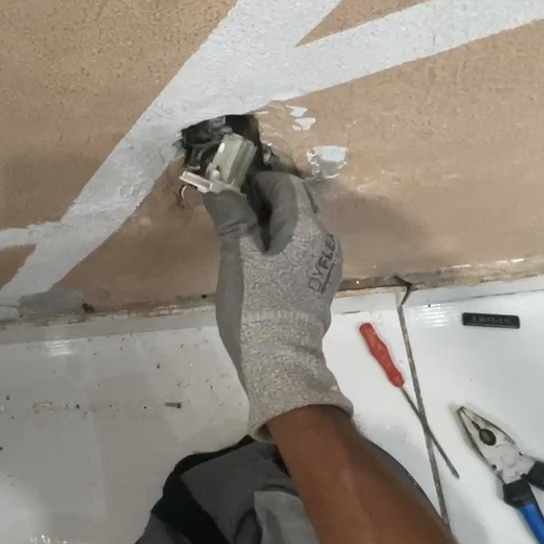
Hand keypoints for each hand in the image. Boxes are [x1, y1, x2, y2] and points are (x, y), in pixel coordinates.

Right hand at [203, 170, 350, 434]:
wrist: (280, 363)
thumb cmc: (257, 307)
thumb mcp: (237, 258)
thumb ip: (231, 218)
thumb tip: (219, 187)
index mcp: (306, 228)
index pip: (286, 185)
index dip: (258, 179)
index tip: (230, 185)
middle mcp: (324, 239)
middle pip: (297, 203)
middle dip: (265, 199)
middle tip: (232, 206)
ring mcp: (325, 263)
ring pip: (299, 227)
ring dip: (272, 220)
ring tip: (240, 231)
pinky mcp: (318, 283)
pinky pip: (300, 248)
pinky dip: (279, 241)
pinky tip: (257, 257)